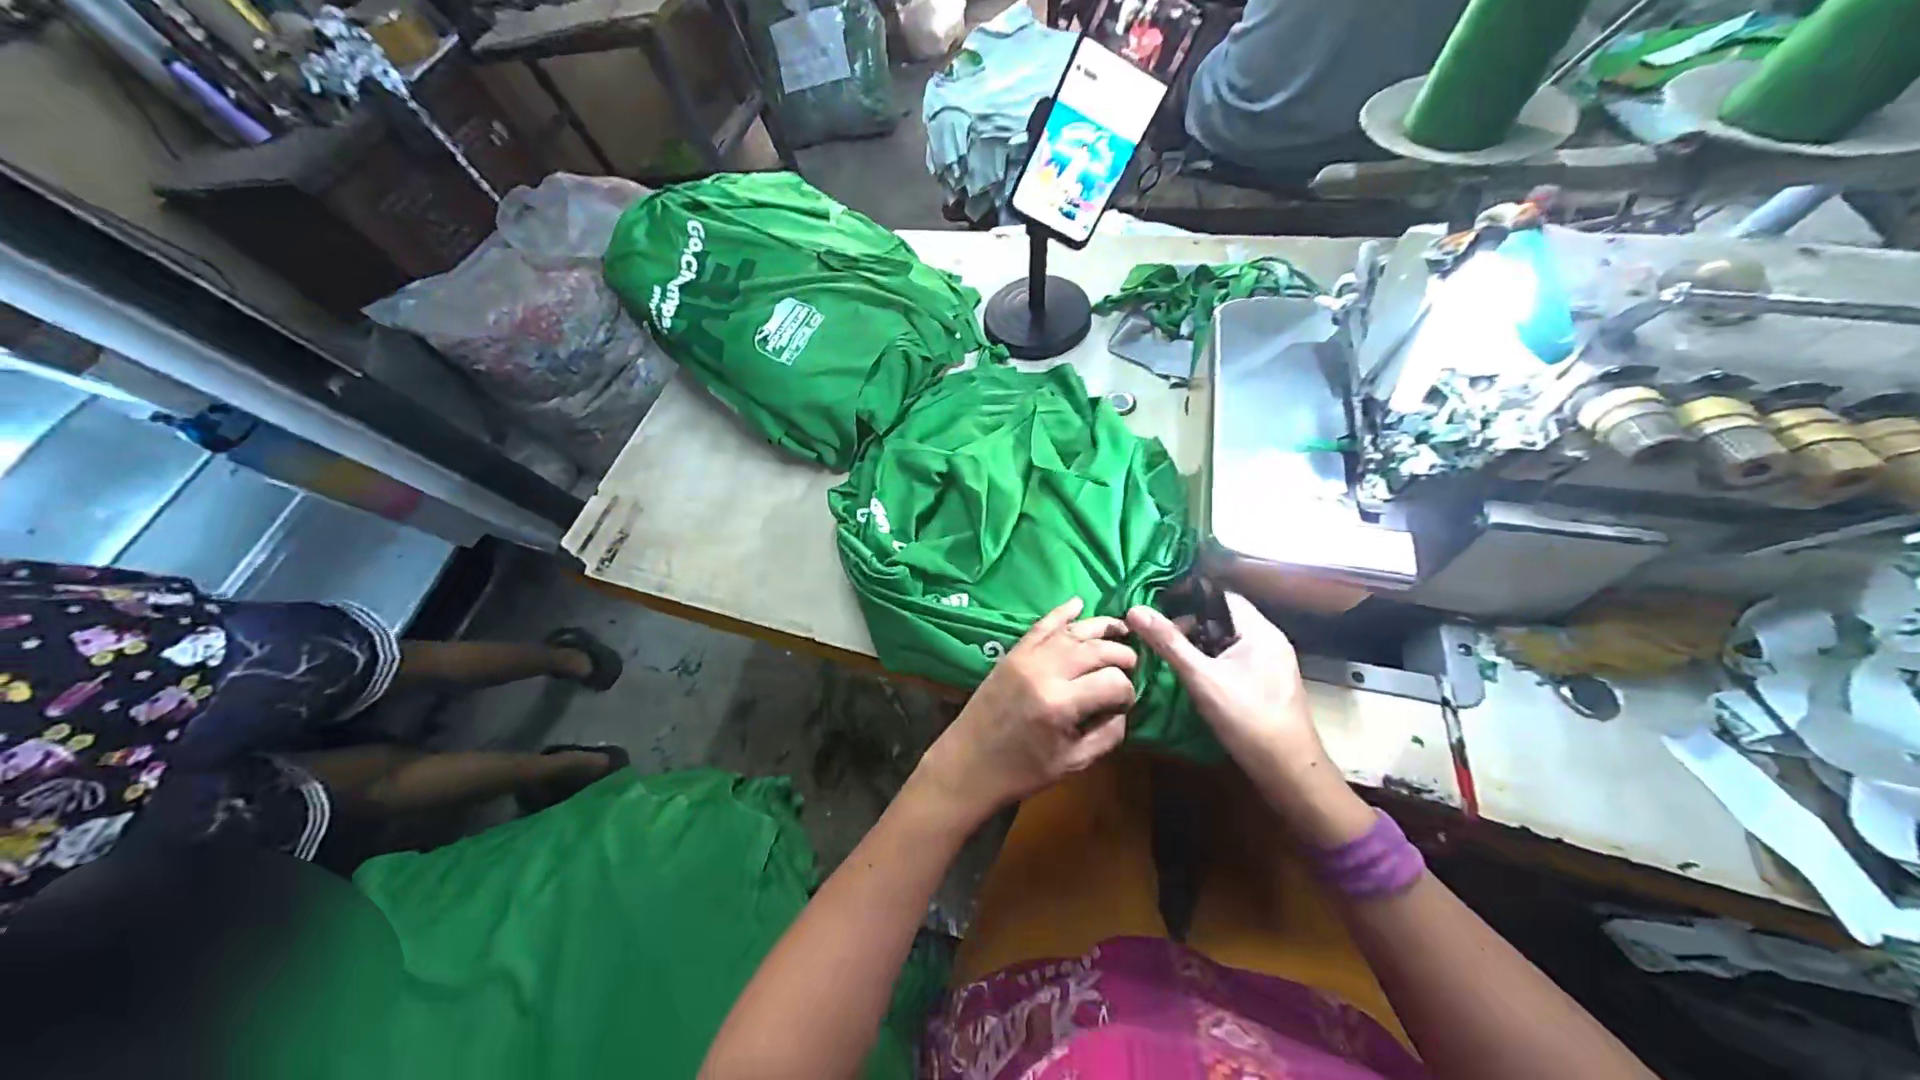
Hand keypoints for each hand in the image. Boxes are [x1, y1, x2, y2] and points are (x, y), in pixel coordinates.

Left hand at [912, 597, 1136, 828]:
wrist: (968, 764)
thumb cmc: (1022, 771)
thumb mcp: (1074, 762)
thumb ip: (1108, 733)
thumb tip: (1122, 707)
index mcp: (1061, 704)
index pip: (1113, 682)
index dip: (1127, 693)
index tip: (1125, 704)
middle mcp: (1044, 672)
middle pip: (1097, 650)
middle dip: (1121, 654)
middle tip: (1132, 664)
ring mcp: (1026, 658)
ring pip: (1072, 632)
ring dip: (1100, 627)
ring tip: (1122, 628)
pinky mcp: (1012, 653)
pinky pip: (1041, 625)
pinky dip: (1061, 612)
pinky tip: (1079, 603)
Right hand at [1128, 591, 1372, 846]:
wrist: (1288, 771)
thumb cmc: (1247, 718)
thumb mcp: (1201, 678)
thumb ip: (1169, 643)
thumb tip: (1135, 610)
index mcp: (1260, 632)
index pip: (1222, 596)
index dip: (1190, 596)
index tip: (1159, 605)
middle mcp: (1270, 641)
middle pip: (1224, 618)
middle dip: (1191, 624)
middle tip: (1162, 638)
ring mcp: (1272, 664)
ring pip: (1228, 641)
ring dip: (1200, 645)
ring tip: (1173, 657)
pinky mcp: (1268, 684)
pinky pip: (1235, 660)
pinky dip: (1213, 662)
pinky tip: (1195, 678)